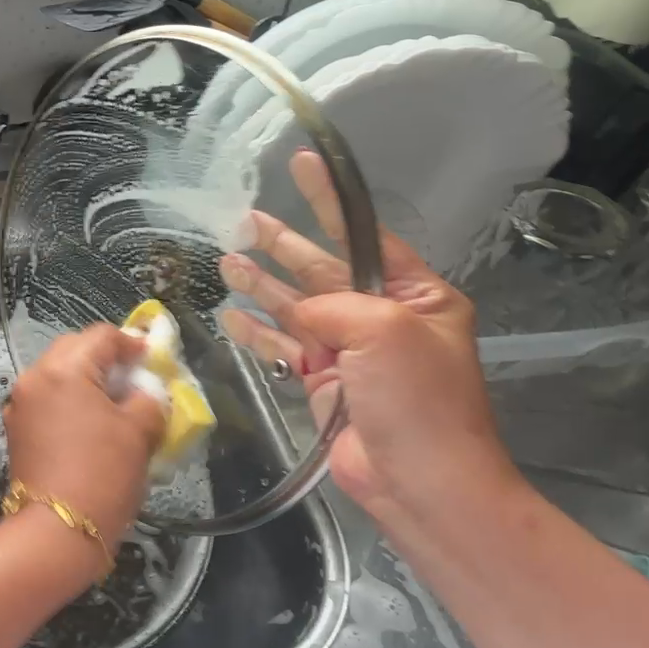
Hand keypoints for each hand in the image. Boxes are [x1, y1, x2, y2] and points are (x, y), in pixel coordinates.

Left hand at [2, 325, 161, 550]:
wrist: (56, 531)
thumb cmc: (102, 475)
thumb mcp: (139, 432)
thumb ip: (148, 399)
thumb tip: (146, 390)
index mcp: (63, 369)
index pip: (100, 336)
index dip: (131, 343)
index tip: (151, 359)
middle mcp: (34, 377)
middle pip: (74, 349)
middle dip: (104, 358)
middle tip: (133, 379)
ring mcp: (20, 403)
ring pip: (57, 375)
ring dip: (85, 381)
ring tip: (114, 405)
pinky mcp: (16, 429)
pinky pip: (47, 401)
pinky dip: (69, 403)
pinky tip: (90, 426)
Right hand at [218, 150, 519, 520]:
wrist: (420, 484)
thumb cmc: (417, 400)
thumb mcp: (384, 331)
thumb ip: (333, 303)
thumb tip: (302, 315)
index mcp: (414, 297)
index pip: (364, 235)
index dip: (330, 200)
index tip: (304, 163)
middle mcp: (379, 318)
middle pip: (320, 268)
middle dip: (283, 244)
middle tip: (244, 220)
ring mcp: (347, 351)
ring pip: (293, 306)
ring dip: (261, 284)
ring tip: (227, 261)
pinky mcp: (321, 382)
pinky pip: (282, 345)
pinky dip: (256, 332)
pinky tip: (231, 316)